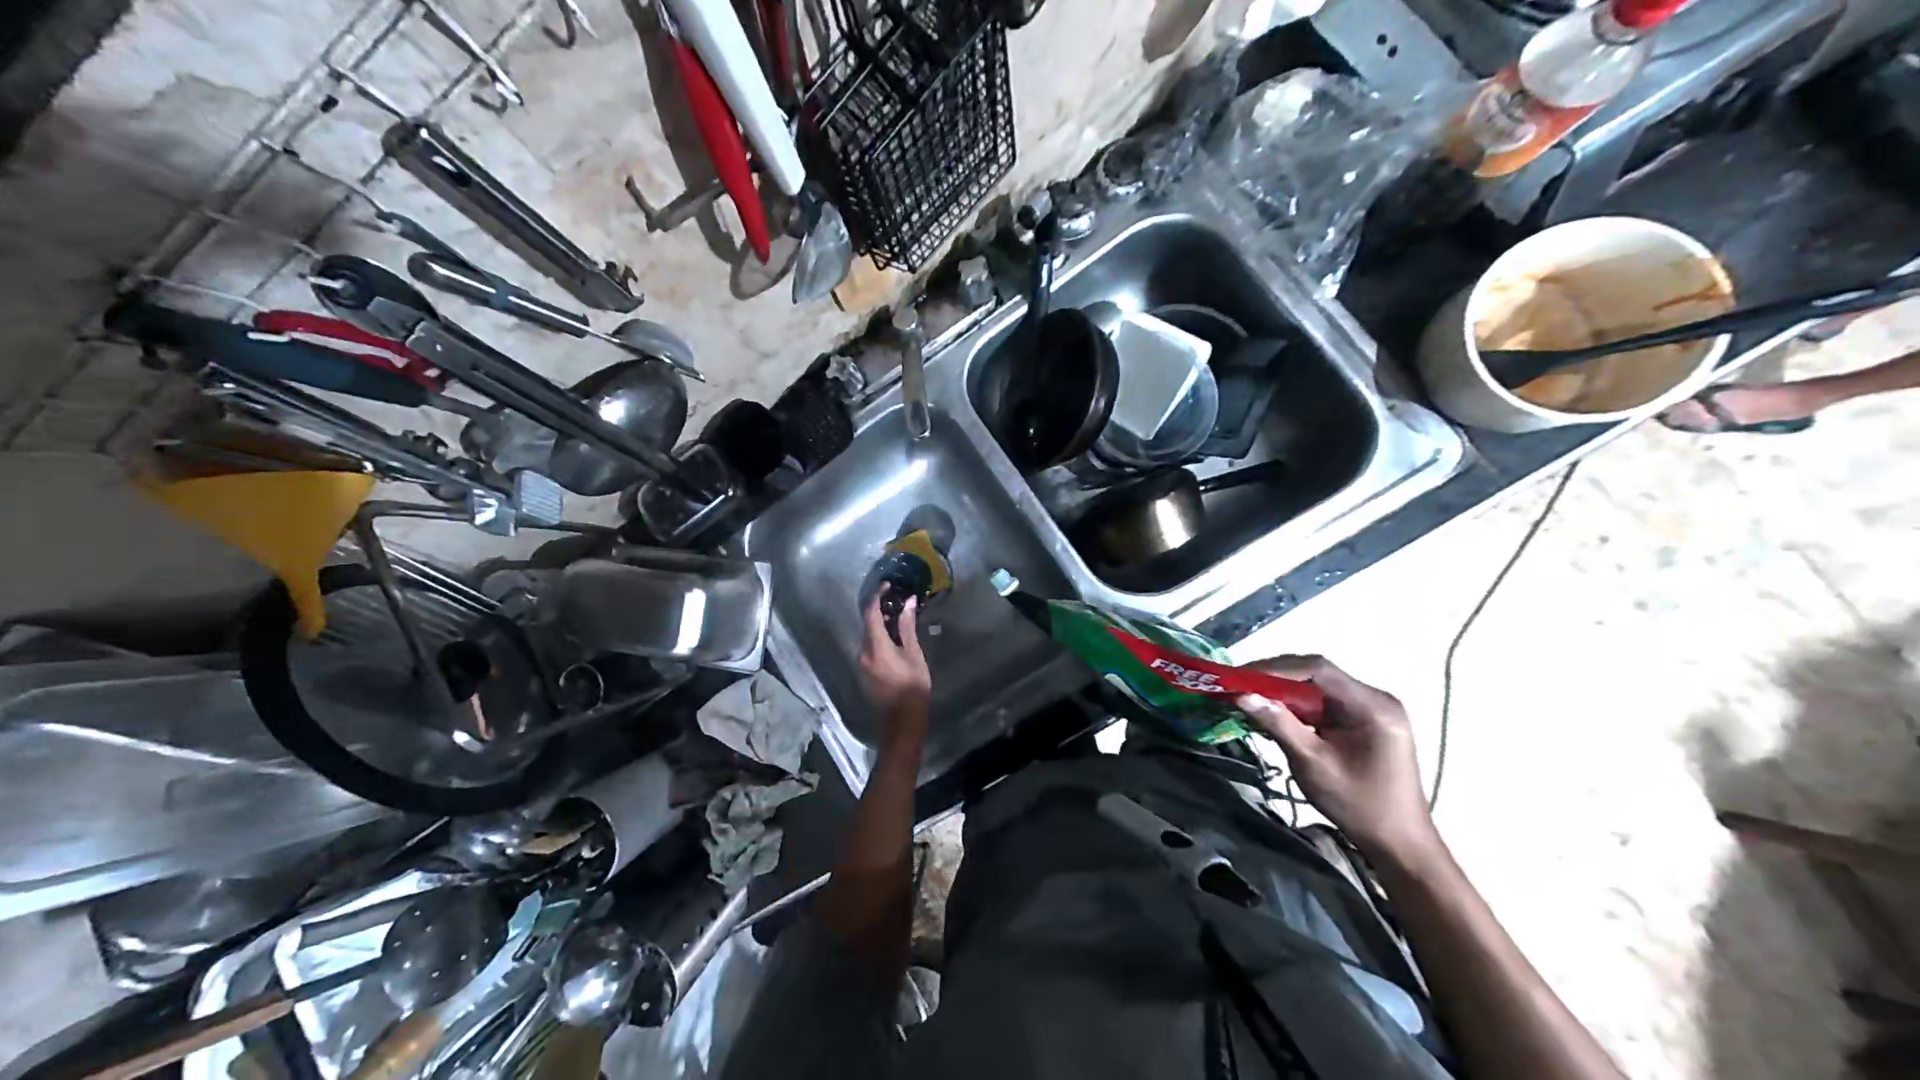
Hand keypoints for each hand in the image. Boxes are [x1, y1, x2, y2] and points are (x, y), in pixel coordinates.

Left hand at [859, 591, 931, 727]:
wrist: (902, 721)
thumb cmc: (912, 686)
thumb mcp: (914, 654)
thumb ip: (908, 627)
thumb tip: (909, 602)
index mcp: (875, 646)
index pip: (870, 613)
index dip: (877, 596)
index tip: (888, 585)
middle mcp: (862, 652)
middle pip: (867, 624)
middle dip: (879, 610)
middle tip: (897, 600)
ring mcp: (861, 663)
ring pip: (868, 636)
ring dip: (880, 625)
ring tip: (898, 617)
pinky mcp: (864, 672)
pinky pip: (869, 647)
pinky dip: (879, 638)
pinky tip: (894, 637)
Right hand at [1236, 655, 1438, 865]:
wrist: (1399, 843)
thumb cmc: (1357, 805)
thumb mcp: (1312, 763)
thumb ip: (1278, 724)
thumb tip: (1241, 695)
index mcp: (1372, 706)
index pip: (1318, 669)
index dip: (1276, 668)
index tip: (1241, 676)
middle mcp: (1375, 699)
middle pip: (1318, 675)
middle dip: (1276, 678)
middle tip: (1239, 685)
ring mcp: (1372, 709)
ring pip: (1319, 688)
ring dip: (1285, 691)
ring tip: (1250, 696)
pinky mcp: (1365, 721)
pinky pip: (1326, 703)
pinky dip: (1298, 705)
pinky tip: (1275, 712)